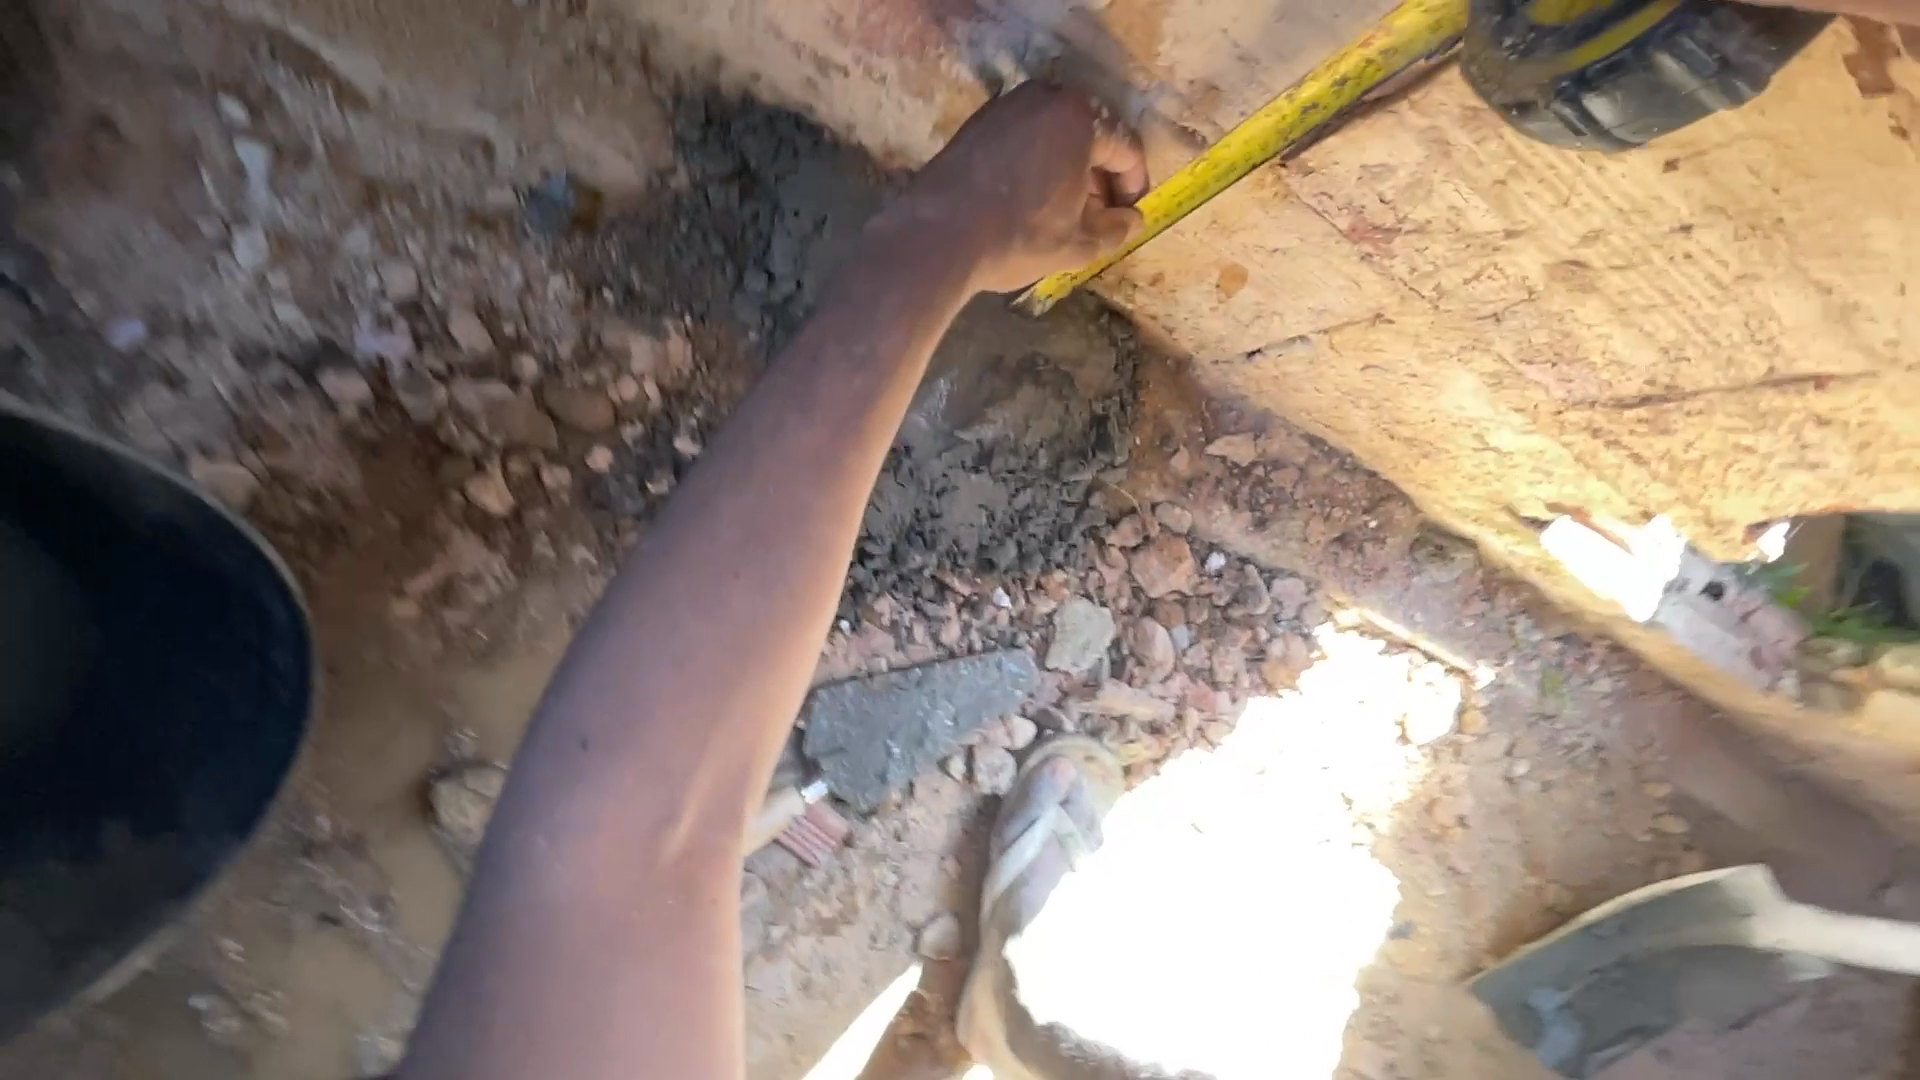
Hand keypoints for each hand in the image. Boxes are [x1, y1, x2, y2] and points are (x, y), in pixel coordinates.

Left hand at [886, 82, 1148, 293]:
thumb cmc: (1018, 238)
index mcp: (1080, 119)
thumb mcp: (1076, 245)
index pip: (1124, 149)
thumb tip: (1133, 222)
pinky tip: (1027, 204)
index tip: (1130, 215)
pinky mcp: (976, 125)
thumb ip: (1114, 231)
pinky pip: (1021, 142)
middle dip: (1098, 180)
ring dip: (1065, 174)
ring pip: (1052, 139)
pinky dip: (1034, 168)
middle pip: (1088, 138)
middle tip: (1098, 220)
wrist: (939, 236)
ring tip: (1063, 216)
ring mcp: (1006, 107)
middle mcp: (1044, 98)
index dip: (1133, 186)